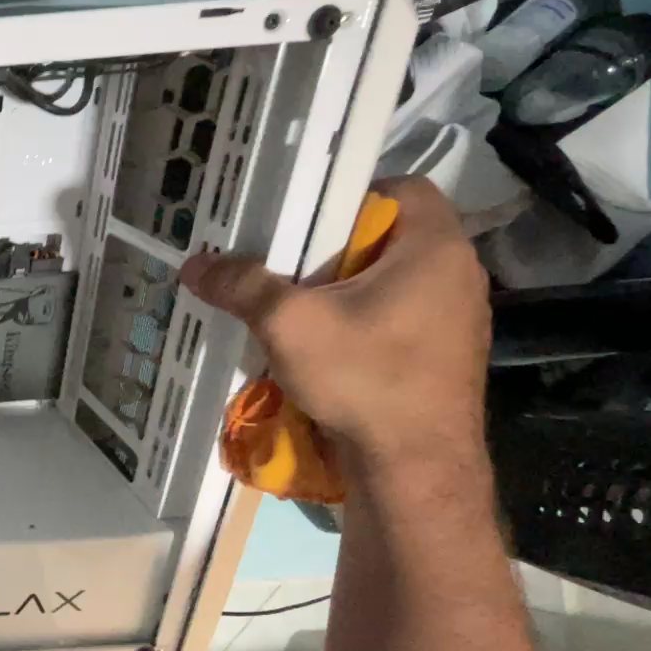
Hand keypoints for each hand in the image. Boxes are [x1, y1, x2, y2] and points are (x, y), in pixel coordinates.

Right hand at [179, 176, 490, 469]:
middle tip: (275, 266)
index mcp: (434, 248)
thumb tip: (195, 264)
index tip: (298, 222)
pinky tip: (314, 348)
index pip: (402, 189)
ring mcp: (452, 317)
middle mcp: (455, 273)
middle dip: (327, 250)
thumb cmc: (364, 375)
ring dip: (335, 290)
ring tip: (285, 309)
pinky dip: (351, 322)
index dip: (348, 196)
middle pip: (385, 237)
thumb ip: (242, 287)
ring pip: (384, 281)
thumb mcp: (288, 323)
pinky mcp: (438, 353)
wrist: (412, 460)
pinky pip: (389, 317)